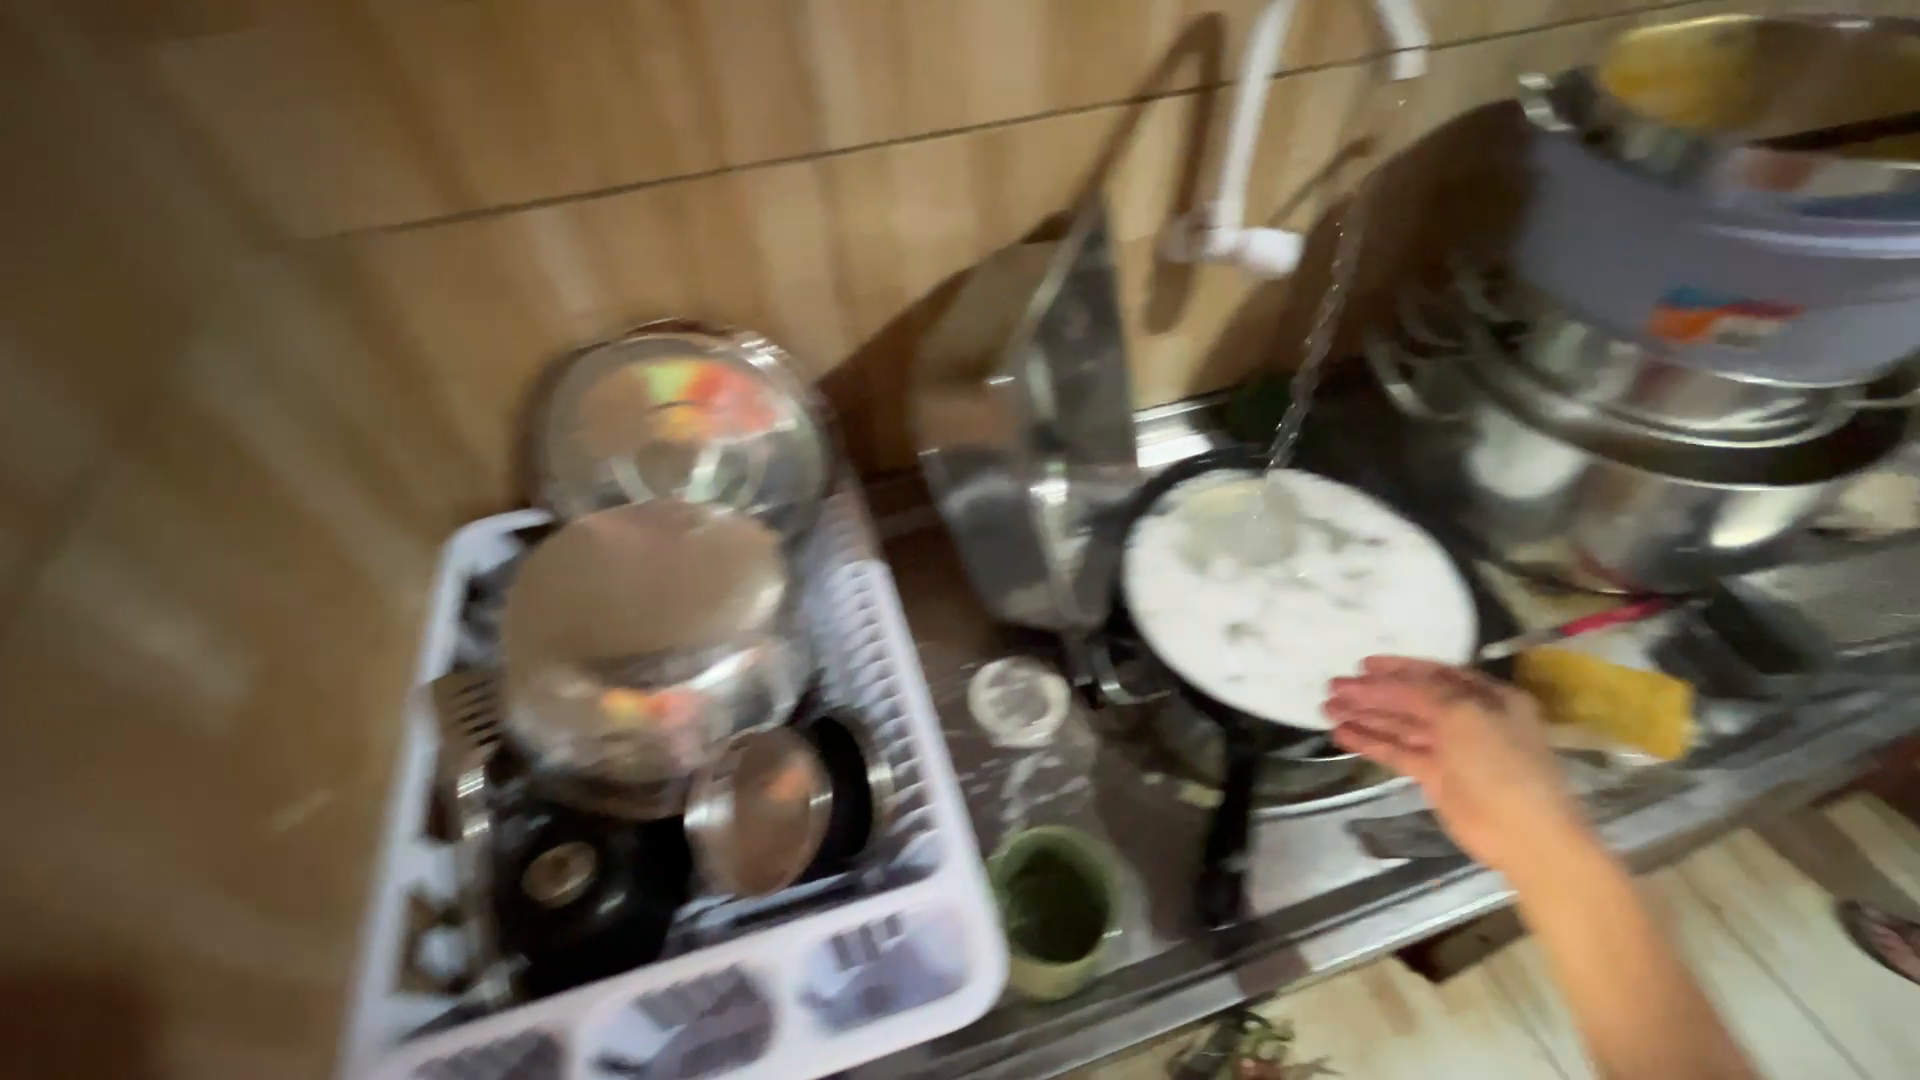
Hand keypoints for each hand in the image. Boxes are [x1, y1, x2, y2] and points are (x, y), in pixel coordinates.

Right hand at [1324, 656, 1590, 879]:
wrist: (1526, 835)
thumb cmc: (1501, 764)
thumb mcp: (1465, 714)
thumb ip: (1425, 691)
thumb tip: (1389, 681)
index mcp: (1487, 697)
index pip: (1434, 674)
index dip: (1397, 668)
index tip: (1362, 665)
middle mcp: (1469, 718)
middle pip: (1411, 699)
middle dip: (1372, 692)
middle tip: (1332, 687)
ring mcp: (1452, 749)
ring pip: (1400, 725)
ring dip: (1365, 715)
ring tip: (1327, 708)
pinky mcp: (1436, 776)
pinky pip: (1398, 752)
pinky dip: (1370, 742)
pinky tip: (1342, 734)